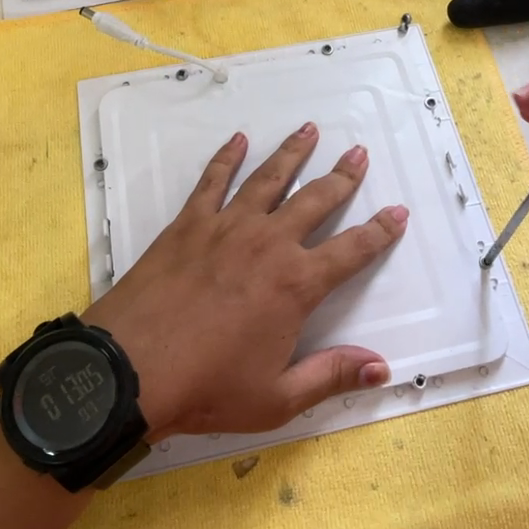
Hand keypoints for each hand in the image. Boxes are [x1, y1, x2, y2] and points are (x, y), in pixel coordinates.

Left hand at [82, 123, 409, 440]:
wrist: (131, 368)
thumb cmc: (207, 387)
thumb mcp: (277, 399)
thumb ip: (331, 376)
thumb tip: (381, 367)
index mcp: (297, 285)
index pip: (352, 251)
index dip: (380, 231)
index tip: (398, 211)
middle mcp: (269, 244)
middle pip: (315, 200)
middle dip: (342, 176)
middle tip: (358, 153)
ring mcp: (227, 227)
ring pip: (269, 179)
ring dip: (292, 152)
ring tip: (310, 130)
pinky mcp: (189, 223)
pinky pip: (213, 180)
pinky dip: (227, 157)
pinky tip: (238, 139)